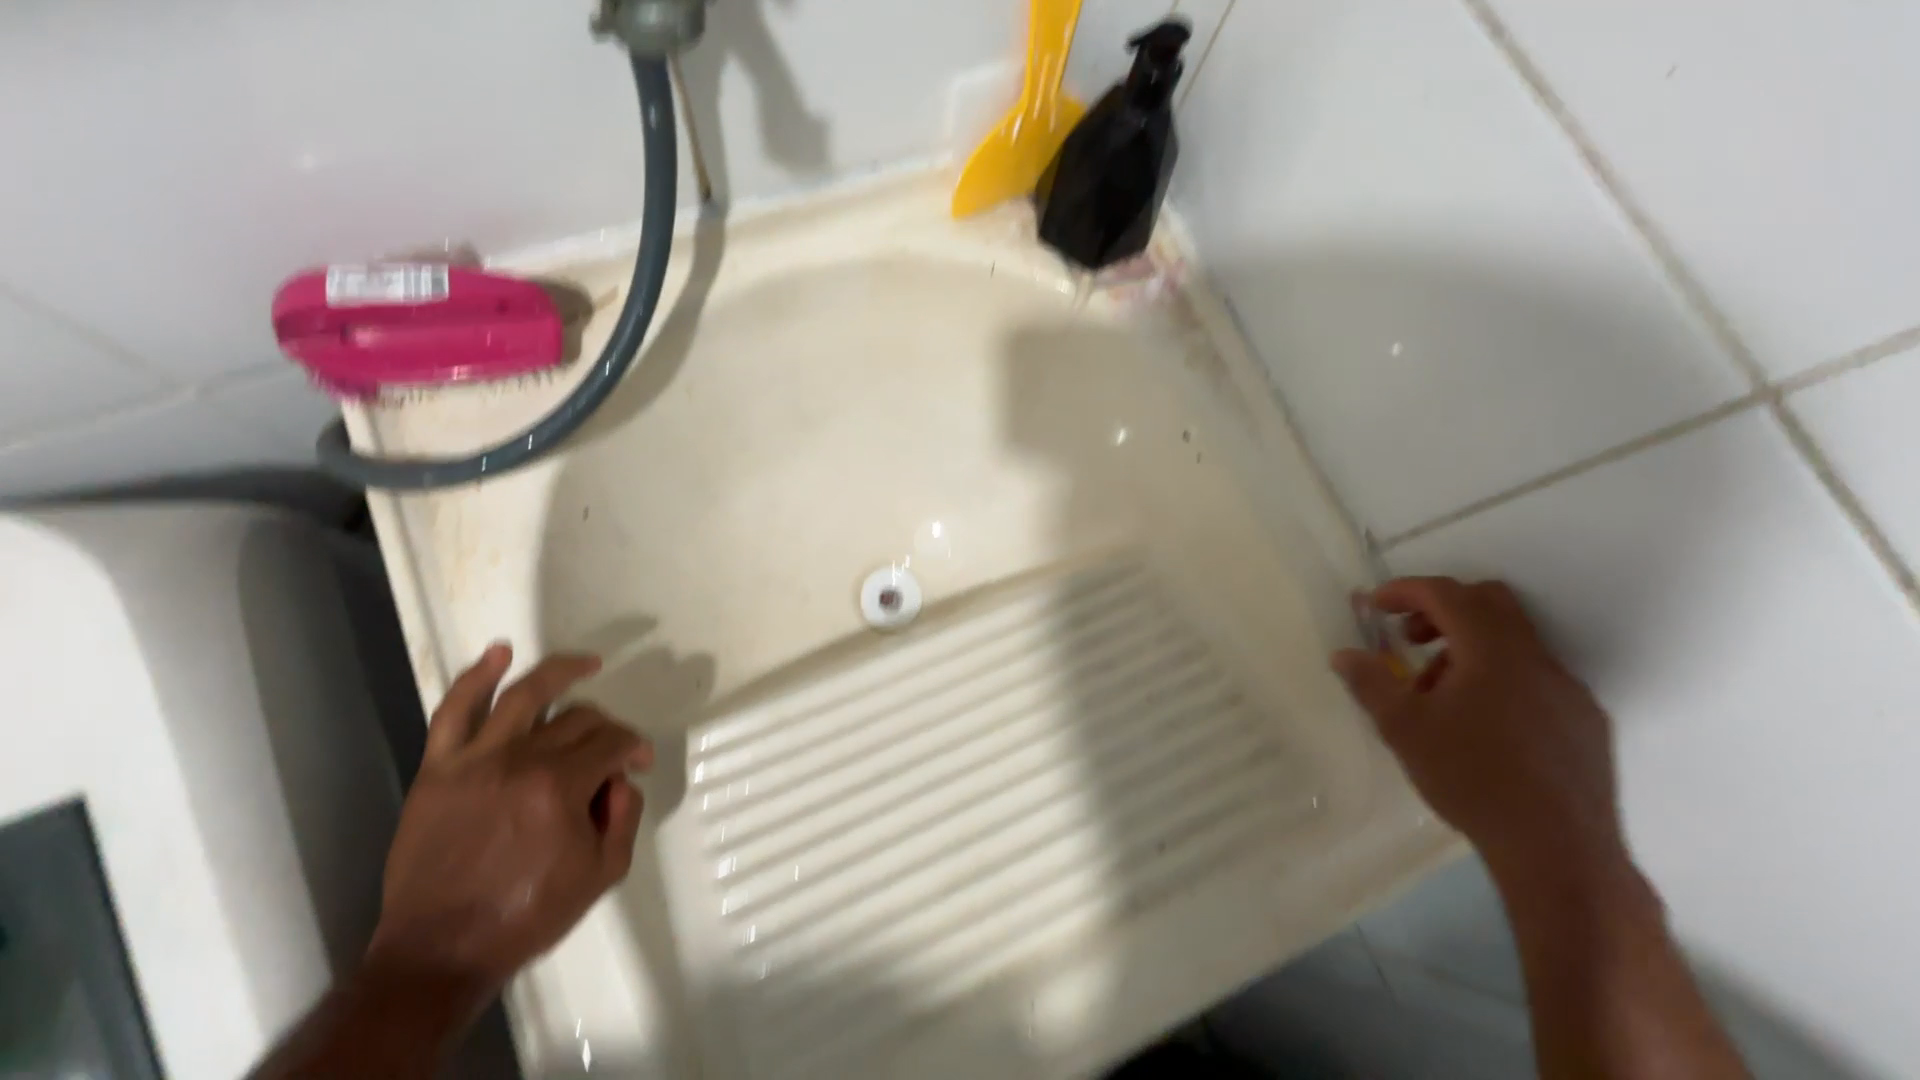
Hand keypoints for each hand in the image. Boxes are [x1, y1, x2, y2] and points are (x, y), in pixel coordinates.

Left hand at [367, 644, 651, 992]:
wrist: (441, 950)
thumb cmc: (527, 915)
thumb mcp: (603, 873)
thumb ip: (624, 815)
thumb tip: (618, 779)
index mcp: (560, 788)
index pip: (612, 743)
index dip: (634, 748)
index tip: (638, 764)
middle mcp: (519, 761)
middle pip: (577, 720)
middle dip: (607, 728)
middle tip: (614, 748)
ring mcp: (474, 761)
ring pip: (524, 696)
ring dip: (560, 671)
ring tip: (586, 663)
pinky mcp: (438, 770)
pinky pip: (454, 711)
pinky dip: (477, 677)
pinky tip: (500, 653)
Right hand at [1332, 577, 1624, 876]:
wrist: (1558, 850)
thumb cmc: (1471, 779)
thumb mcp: (1404, 730)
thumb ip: (1371, 684)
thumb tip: (1344, 654)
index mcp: (1492, 652)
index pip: (1447, 594)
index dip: (1406, 590)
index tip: (1375, 605)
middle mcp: (1536, 659)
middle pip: (1490, 603)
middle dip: (1441, 609)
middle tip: (1408, 638)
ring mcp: (1567, 689)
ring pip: (1513, 642)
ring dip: (1469, 648)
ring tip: (1438, 694)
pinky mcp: (1584, 721)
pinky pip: (1535, 677)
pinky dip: (1500, 678)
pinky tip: (1482, 726)